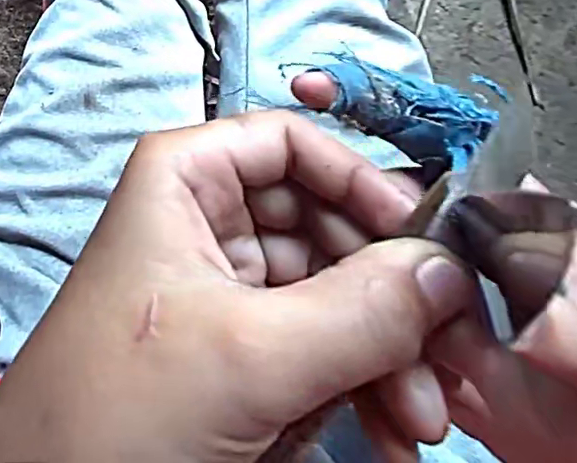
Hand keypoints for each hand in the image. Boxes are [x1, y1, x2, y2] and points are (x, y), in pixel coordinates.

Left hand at [0, 110, 478, 462]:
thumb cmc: (128, 400)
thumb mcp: (250, 353)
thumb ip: (359, 311)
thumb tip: (447, 269)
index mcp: (187, 174)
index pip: (289, 143)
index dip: (359, 181)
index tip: (427, 244)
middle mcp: (205, 211)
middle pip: (320, 219)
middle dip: (385, 290)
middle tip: (448, 359)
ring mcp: (222, 277)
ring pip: (327, 285)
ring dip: (382, 350)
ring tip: (417, 422)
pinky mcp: (235, 338)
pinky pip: (313, 337)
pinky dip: (355, 381)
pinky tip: (385, 435)